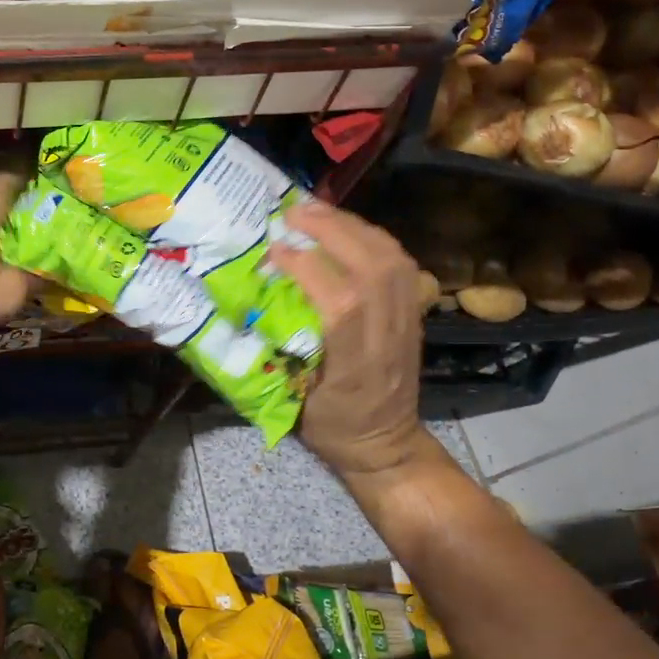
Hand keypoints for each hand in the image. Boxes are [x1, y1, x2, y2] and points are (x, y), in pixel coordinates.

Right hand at [268, 202, 426, 476]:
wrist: (387, 446)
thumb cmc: (331, 427)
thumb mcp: (293, 402)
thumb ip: (276, 354)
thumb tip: (243, 304)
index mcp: (356, 368)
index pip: (344, 306)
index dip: (310, 269)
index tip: (275, 250)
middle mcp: (388, 339)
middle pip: (374, 269)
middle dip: (332, 231)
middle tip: (292, 213)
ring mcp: (408, 324)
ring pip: (391, 259)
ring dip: (352, 226)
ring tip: (316, 211)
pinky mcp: (414, 314)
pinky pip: (399, 262)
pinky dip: (372, 236)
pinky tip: (344, 228)